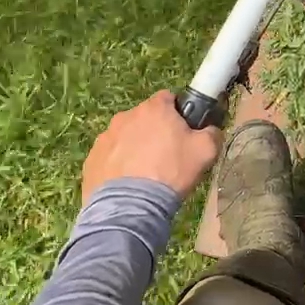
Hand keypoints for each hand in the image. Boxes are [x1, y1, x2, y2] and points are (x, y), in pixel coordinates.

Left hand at [81, 91, 221, 202]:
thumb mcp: (206, 151)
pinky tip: (128, 184)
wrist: (130, 207)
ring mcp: (105, 137)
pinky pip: (110, 156)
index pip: (168, 98)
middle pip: (145, 118)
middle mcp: (126, 116)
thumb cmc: (171, 172)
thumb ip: (212, 133)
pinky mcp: (92, 159)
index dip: (178, 113)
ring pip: (126, 136)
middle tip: (167, 156)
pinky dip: (119, 165)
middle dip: (155, 132)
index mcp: (154, 109)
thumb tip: (211, 130)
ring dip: (135, 148)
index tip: (184, 132)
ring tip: (145, 174)